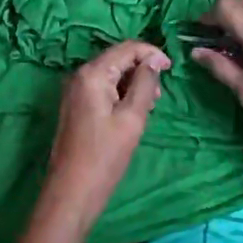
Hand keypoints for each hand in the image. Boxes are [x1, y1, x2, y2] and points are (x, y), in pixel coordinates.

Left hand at [42, 40, 170, 229]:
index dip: (151, 53)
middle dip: (142, 69)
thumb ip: (145, 84)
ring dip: (132, 82)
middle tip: (159, 94)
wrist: (70, 194)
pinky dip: (120, 92)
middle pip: (117, 58)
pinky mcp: (75, 105)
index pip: (127, 48)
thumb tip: (154, 60)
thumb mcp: (132, 118)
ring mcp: (75, 90)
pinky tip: (132, 111)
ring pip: (111, 73)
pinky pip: (102, 87)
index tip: (171, 68)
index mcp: (92, 73)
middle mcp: (80, 75)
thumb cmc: (104, 157)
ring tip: (149, 105)